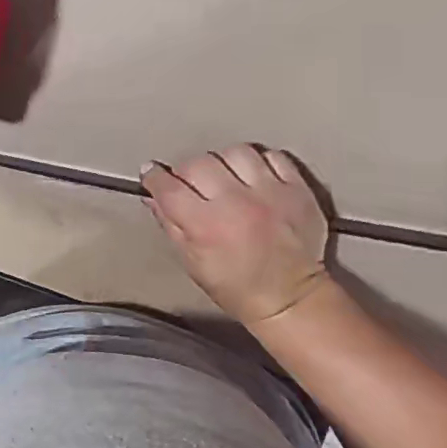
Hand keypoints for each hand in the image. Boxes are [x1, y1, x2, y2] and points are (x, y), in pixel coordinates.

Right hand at [141, 145, 330, 323]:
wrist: (287, 295)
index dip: (154, 178)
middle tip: (186, 183)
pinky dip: (256, 162)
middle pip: (199, 163)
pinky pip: (272, 156)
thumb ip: (171, 226)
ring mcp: (269, 190)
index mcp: (205, 226)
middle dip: (186, 171)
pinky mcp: (295, 186)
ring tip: (221, 177)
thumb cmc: (234, 287)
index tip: (150, 174)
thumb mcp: (192, 263)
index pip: (169, 188)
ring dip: (221, 162)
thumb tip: (153, 198)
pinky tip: (251, 177)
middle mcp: (236, 201)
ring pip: (235, 152)